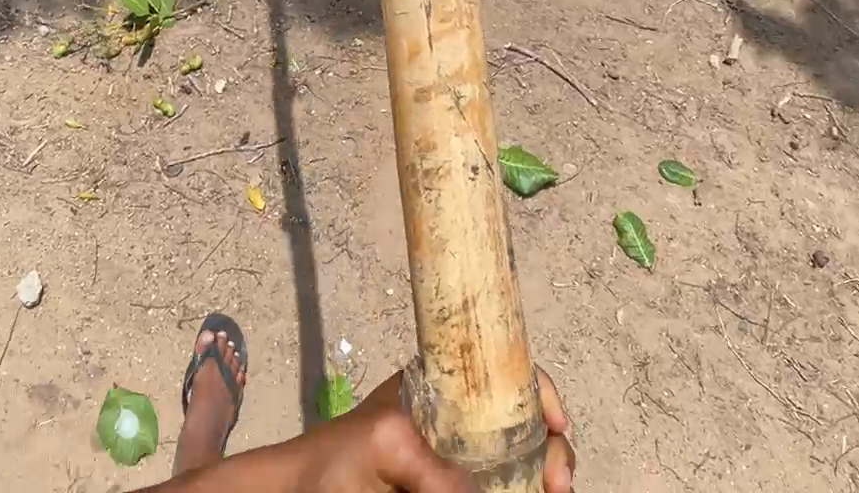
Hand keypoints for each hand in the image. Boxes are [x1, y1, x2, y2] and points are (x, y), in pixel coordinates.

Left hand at [290, 366, 574, 492]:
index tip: (556, 428)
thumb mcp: (385, 447)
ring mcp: (458, 457)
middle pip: (525, 423)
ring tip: (551, 490)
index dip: (541, 396)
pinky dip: (519, 483)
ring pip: (519, 460)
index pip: (506, 377)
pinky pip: (496, 480)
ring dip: (543, 472)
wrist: (300, 492)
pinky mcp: (451, 481)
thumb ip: (434, 469)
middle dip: (554, 449)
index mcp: (443, 390)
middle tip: (557, 481)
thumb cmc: (335, 458)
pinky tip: (532, 491)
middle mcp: (459, 419)